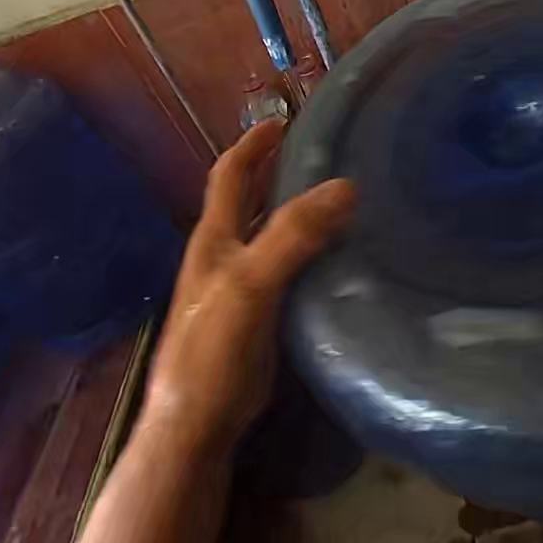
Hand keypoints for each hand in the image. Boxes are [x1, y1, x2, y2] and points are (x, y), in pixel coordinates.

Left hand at [138, 119, 356, 456]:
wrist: (198, 422)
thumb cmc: (215, 350)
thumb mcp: (252, 285)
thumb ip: (293, 236)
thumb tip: (345, 186)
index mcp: (214, 238)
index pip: (229, 175)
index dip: (252, 145)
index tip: (282, 120)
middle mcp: (223, 254)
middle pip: (247, 200)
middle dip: (275, 171)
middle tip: (318, 154)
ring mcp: (239, 285)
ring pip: (267, 233)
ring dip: (293, 209)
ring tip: (336, 197)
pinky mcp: (257, 313)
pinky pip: (284, 266)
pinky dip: (306, 248)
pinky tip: (334, 254)